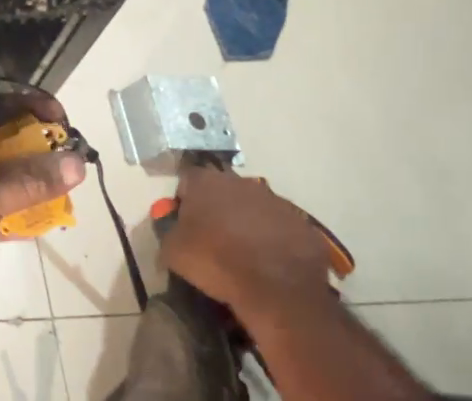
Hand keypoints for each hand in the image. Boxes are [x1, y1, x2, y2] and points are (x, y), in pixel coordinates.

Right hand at [159, 164, 332, 319]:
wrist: (276, 291)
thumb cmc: (217, 263)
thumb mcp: (173, 252)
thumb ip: (169, 233)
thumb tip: (174, 232)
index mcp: (207, 182)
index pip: (188, 181)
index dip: (184, 201)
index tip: (186, 225)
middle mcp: (242, 182)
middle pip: (224, 191)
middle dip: (218, 209)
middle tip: (215, 239)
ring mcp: (277, 202)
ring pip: (255, 207)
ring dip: (248, 223)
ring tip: (246, 255)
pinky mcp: (303, 225)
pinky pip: (282, 228)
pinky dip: (275, 241)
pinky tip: (271, 264)